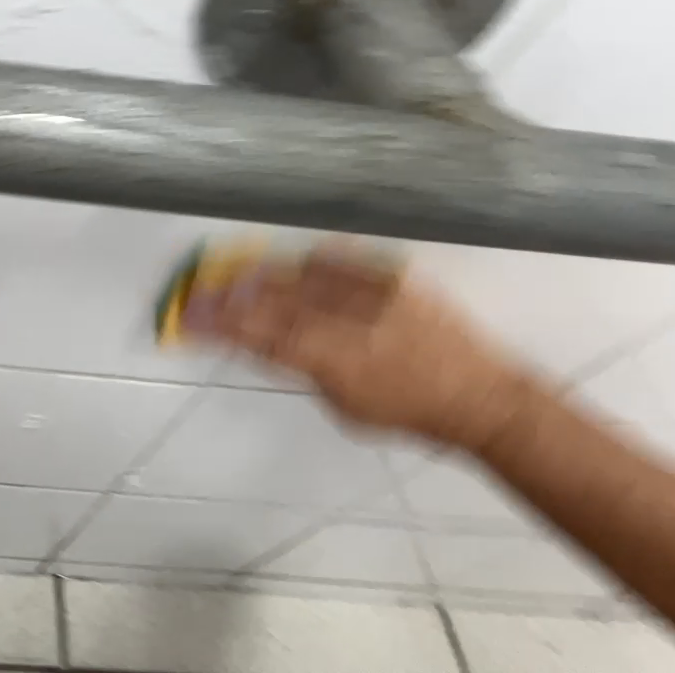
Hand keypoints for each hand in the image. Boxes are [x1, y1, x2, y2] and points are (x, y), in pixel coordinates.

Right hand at [203, 243, 538, 448]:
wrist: (484, 398)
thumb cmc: (411, 415)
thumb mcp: (345, 407)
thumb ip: (303, 369)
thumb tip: (269, 342)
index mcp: (333, 361)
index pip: (260, 336)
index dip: (220, 326)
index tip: (189, 318)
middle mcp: (349, 323)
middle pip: (273, 301)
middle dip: (229, 295)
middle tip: (198, 290)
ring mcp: (373, 295)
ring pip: (301, 276)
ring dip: (262, 274)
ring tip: (233, 272)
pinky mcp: (395, 277)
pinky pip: (341, 260)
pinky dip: (310, 260)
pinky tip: (291, 261)